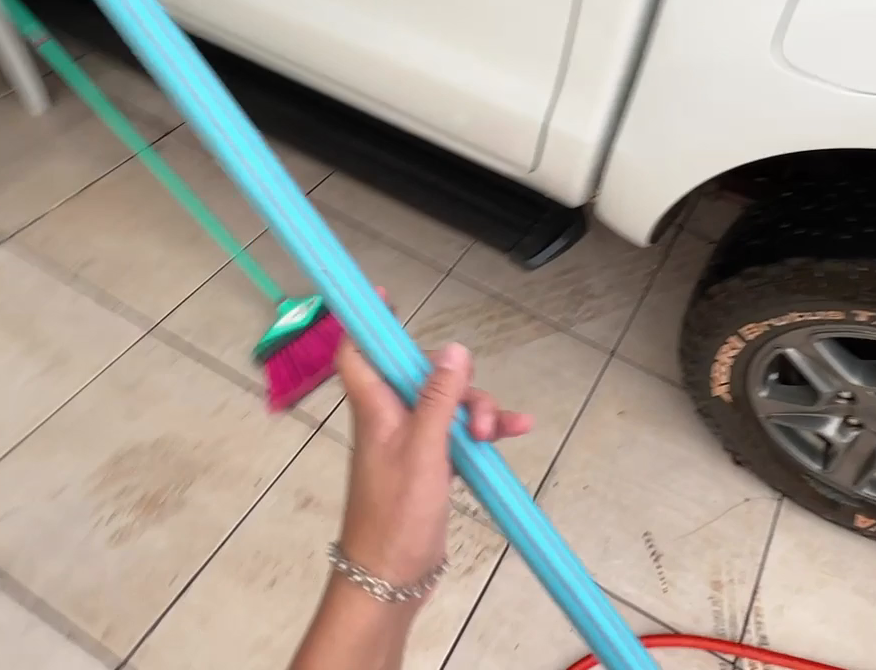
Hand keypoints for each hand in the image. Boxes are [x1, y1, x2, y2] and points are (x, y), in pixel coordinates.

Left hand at [335, 341, 532, 593]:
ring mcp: (413, 439)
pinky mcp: (432, 461)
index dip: (367, 322)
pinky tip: (516, 430)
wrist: (392, 580)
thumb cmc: (397, 513)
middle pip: (423, 373)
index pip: (359, 352)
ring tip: (496, 432)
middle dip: (457, 380)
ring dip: (478, 409)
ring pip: (448, 401)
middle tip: (479, 410)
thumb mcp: (424, 451)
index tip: (384, 296)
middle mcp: (392, 417)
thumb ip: (439, 398)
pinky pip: (461, 431)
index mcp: (376, 408)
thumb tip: (455, 347)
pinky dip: (487, 428)